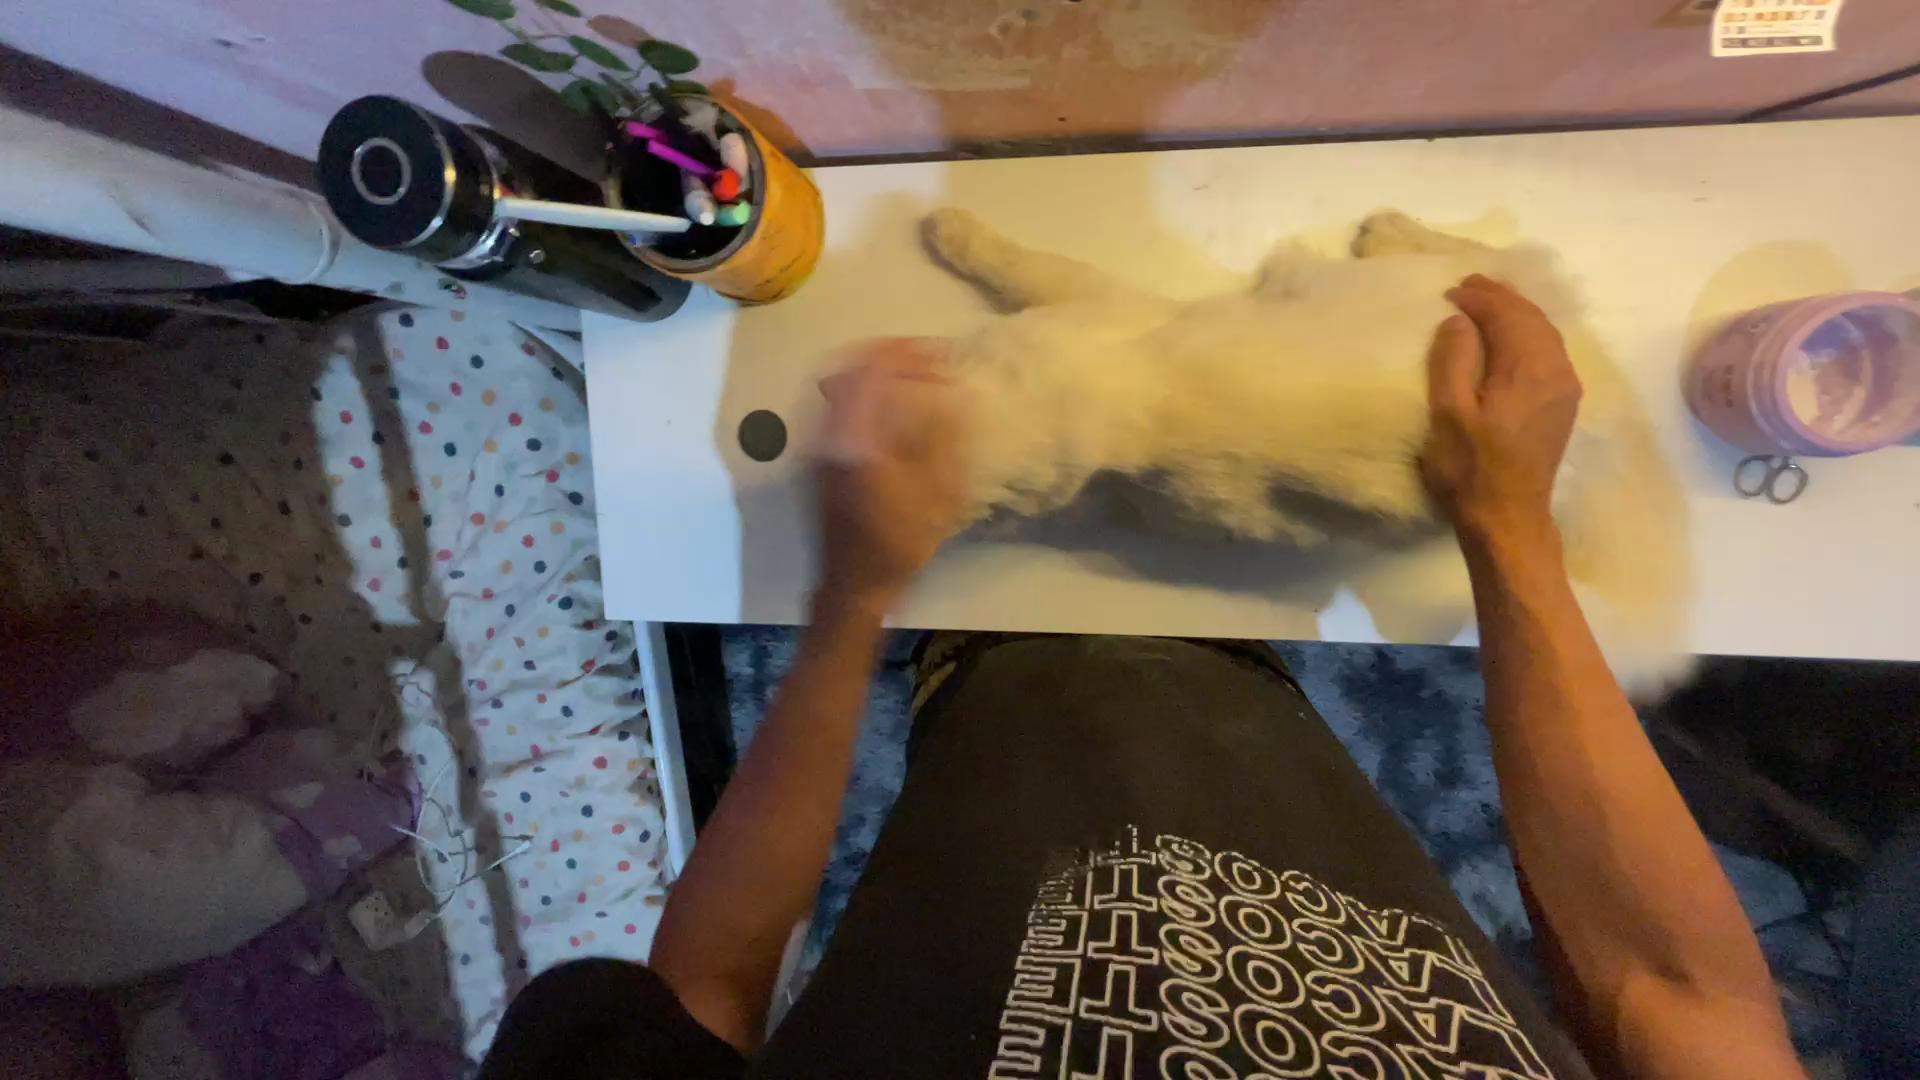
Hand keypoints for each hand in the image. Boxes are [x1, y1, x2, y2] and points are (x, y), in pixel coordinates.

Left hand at [813, 337, 968, 614]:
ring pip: (840, 384)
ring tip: (912, 377)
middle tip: (926, 358)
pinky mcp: (816, 458)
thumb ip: (943, 437)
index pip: (874, 368)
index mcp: (854, 438)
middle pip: (849, 366)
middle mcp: (826, 433)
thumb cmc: (897, 545)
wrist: (852, 586)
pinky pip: (837, 406)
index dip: (911, 354)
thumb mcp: (935, 494)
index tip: (942, 358)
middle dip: (891, 354)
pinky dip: (864, 395)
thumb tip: (952, 396)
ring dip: (876, 372)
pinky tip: (892, 410)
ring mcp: (815, 445)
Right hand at [1421, 274, 1582, 544]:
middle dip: (1503, 298)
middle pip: (1534, 320)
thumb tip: (1459, 321)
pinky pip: (1546, 353)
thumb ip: (1454, 362)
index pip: (1510, 317)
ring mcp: (1563, 390)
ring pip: (1544, 336)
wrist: (1506, 515)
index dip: (1481, 299)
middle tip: (1470, 285)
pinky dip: (1524, 336)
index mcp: (1531, 370)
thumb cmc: (1469, 467)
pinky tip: (1507, 340)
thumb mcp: (1448, 413)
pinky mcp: (1559, 406)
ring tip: (1486, 305)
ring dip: (1515, 315)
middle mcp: (1558, 372)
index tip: (1450, 290)